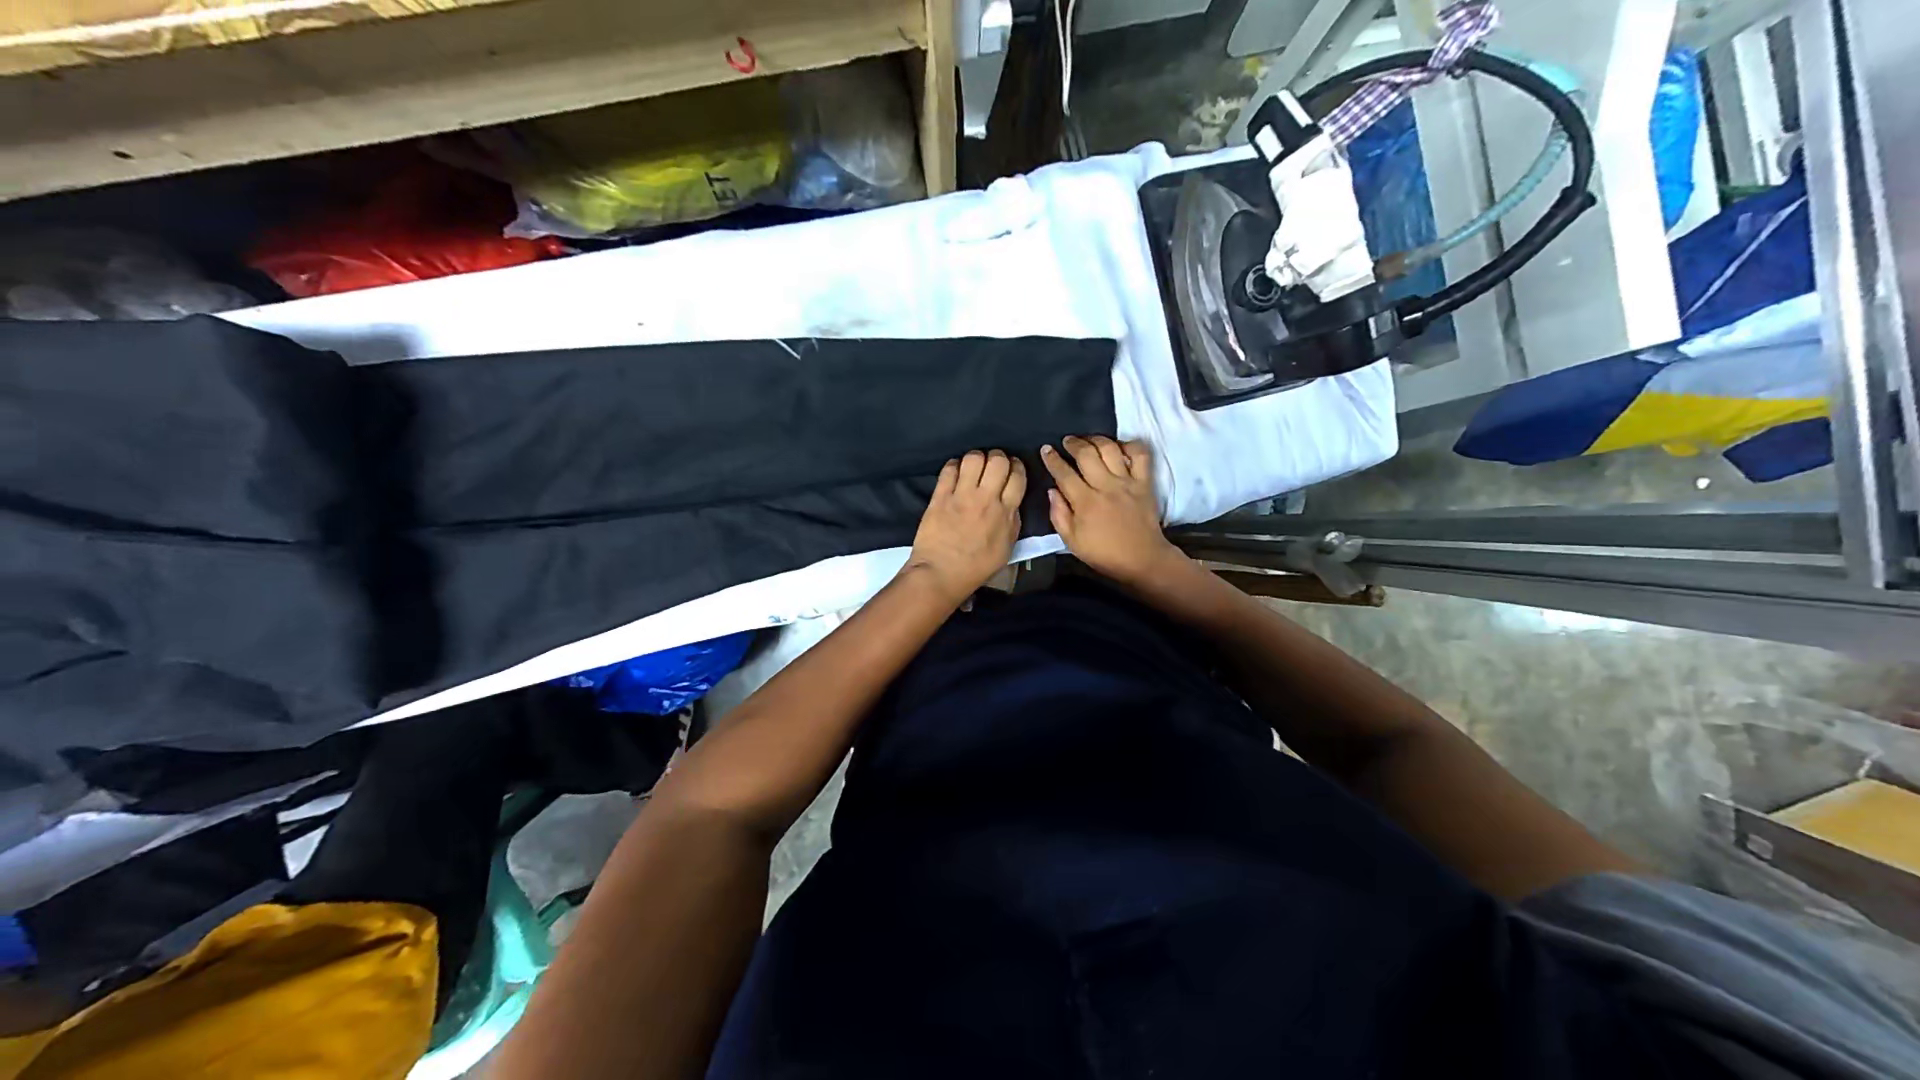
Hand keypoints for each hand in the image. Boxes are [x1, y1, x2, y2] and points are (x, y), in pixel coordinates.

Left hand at [906, 449, 1026, 603]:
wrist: (941, 574)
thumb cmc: (976, 567)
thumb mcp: (1006, 548)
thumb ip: (1012, 522)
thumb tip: (1012, 503)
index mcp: (1005, 513)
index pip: (1018, 476)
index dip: (1016, 466)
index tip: (1012, 468)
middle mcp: (985, 499)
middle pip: (998, 461)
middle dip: (998, 457)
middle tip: (993, 464)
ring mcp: (961, 496)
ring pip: (973, 459)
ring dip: (976, 458)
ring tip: (973, 466)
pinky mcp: (940, 496)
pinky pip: (949, 469)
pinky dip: (954, 465)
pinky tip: (955, 472)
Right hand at [1040, 435, 1182, 586]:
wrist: (1142, 559)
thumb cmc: (1103, 553)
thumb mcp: (1072, 541)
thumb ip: (1058, 514)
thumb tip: (1052, 490)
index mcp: (1085, 502)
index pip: (1064, 473)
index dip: (1052, 459)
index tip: (1046, 449)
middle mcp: (1105, 486)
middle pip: (1086, 454)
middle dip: (1073, 443)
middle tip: (1066, 441)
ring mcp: (1127, 482)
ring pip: (1110, 449)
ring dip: (1096, 439)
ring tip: (1088, 440)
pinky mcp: (1144, 482)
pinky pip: (1140, 455)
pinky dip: (1129, 445)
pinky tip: (1119, 447)